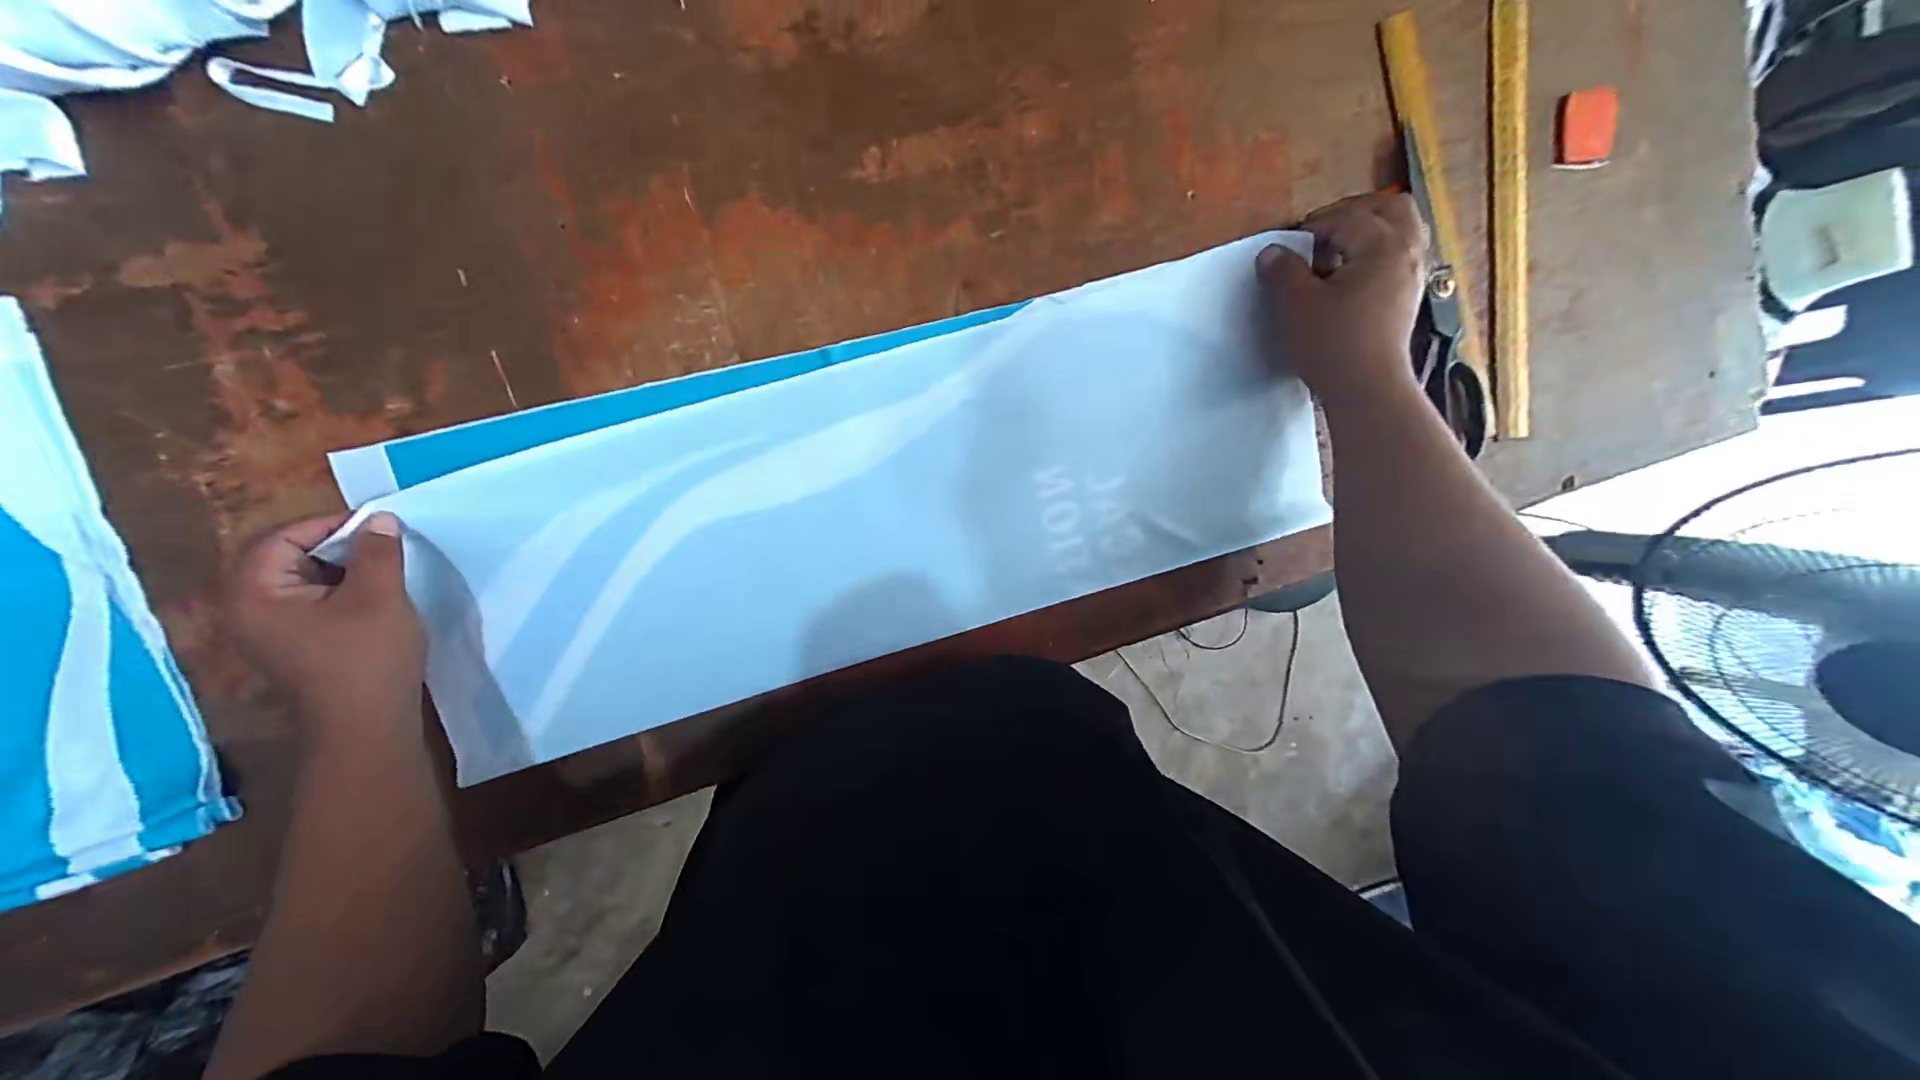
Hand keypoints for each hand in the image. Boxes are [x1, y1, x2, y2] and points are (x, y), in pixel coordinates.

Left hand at [229, 512, 425, 740]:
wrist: (367, 724)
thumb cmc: (367, 657)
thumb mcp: (380, 596)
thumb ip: (378, 552)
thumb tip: (380, 520)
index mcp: (253, 596)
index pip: (278, 539)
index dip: (326, 524)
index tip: (376, 524)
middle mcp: (247, 612)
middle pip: (284, 559)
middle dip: (335, 546)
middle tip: (382, 544)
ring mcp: (268, 633)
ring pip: (301, 582)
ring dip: (341, 570)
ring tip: (384, 569)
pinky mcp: (294, 647)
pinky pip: (309, 604)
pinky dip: (340, 592)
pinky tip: (375, 598)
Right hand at [1258, 192, 1428, 410]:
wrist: (1366, 388)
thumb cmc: (1332, 343)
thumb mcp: (1296, 305)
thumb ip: (1283, 271)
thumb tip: (1272, 252)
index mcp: (1382, 245)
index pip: (1347, 218)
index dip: (1313, 227)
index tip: (1289, 246)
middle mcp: (1407, 252)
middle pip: (1390, 208)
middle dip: (1354, 212)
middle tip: (1321, 231)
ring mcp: (1413, 276)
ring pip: (1401, 231)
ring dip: (1370, 231)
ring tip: (1337, 251)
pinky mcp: (1409, 299)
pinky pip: (1400, 258)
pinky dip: (1377, 255)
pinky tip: (1351, 277)